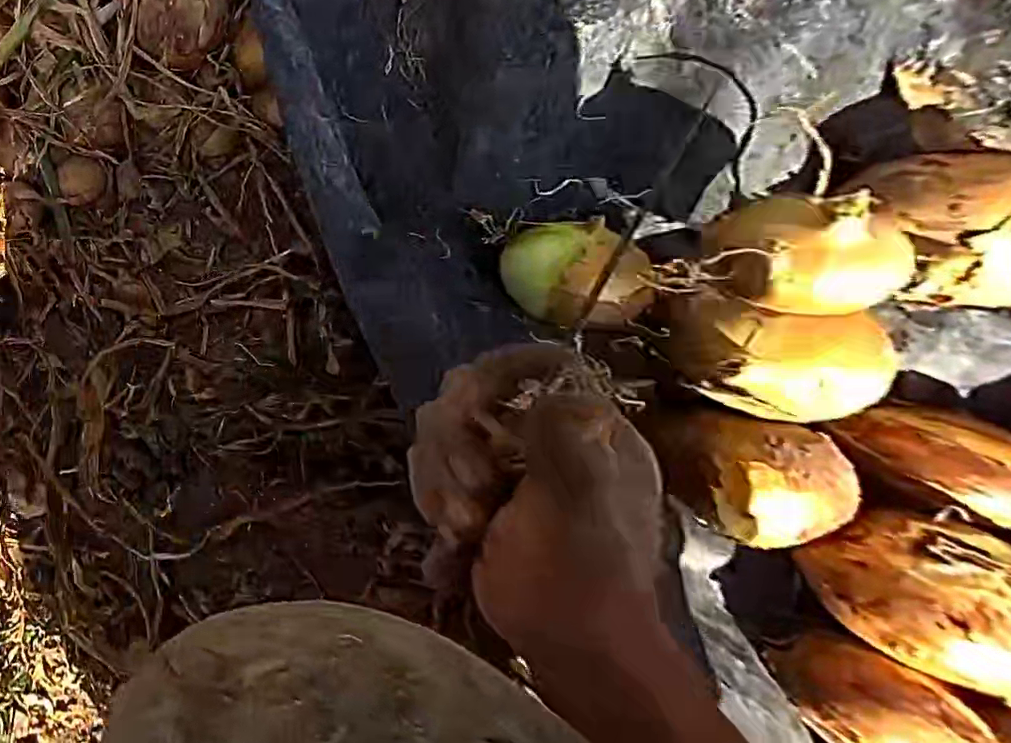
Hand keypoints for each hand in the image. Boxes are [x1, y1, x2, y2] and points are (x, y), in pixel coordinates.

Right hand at [462, 388, 745, 742]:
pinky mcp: (472, 483)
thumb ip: (564, 448)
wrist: (566, 646)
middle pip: (466, 394)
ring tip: (466, 529)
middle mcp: (540, 432)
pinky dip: (432, 496)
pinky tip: (454, 538)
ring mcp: (503, 458)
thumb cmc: (581, 580)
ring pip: (437, 430)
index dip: (495, 374)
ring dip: (440, 480)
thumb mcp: (576, 512)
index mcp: (582, 428)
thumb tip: (560, 394)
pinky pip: (427, 463)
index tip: (468, 410)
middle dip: (454, 445)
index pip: (535, 363)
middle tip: (475, 492)